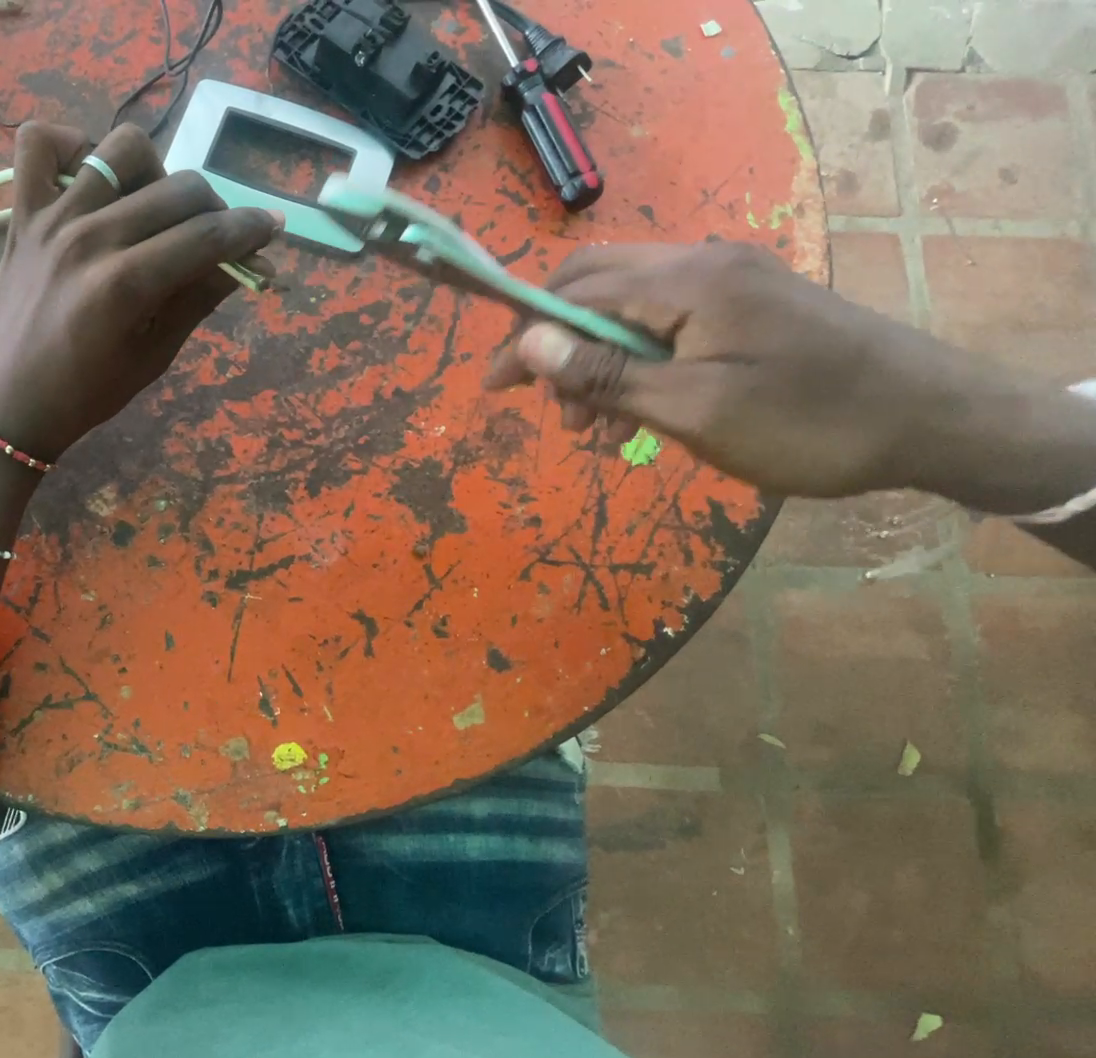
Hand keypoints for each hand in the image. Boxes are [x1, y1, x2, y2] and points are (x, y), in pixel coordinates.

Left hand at [0, 122, 281, 461]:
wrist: (6, 406)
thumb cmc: (84, 394)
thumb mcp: (152, 357)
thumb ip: (198, 301)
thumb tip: (247, 264)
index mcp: (126, 285)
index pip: (208, 236)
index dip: (250, 231)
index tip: (269, 233)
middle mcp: (91, 238)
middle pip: (179, 191)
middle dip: (215, 211)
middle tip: (213, 241)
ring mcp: (52, 219)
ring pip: (122, 149)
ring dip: (154, 172)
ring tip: (152, 210)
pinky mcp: (21, 214)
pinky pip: (37, 144)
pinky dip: (68, 146)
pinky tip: (89, 178)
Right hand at [483, 242, 996, 497]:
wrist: (934, 419)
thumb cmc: (805, 422)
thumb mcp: (692, 409)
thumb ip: (603, 374)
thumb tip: (526, 342)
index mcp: (688, 282)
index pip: (573, 295)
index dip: (523, 339)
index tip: (493, 389)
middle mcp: (702, 263)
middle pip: (592, 281)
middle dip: (555, 339)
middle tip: (551, 403)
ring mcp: (728, 279)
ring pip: (625, 302)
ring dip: (594, 356)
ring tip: (596, 425)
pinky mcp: (745, 301)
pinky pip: (662, 316)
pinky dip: (633, 356)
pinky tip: (637, 406)